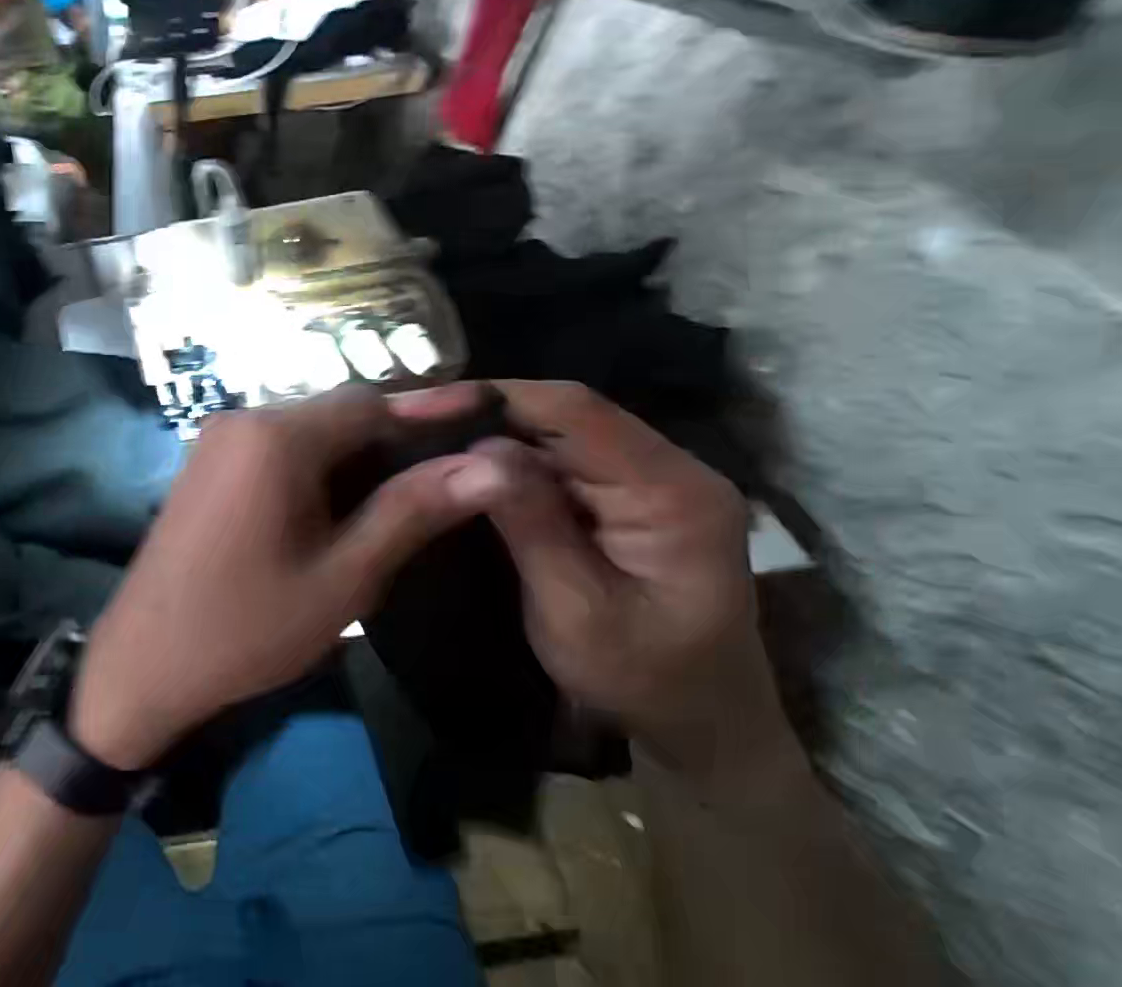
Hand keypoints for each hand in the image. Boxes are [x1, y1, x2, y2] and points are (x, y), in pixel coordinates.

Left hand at [69, 387, 481, 769]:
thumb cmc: (246, 629)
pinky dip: (320, 468)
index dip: (430, 411)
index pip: (371, 403)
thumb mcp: (343, 578)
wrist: (143, 663)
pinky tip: (348, 500)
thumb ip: (411, 513)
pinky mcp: (207, 466)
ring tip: (413, 487)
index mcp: (275, 438)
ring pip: (309, 431)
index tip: (485, 411)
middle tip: (454, 465)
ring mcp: (218, 441)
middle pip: (338, 412)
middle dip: (396, 436)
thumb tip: (490, 468)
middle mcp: (242, 420)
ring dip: (359, 455)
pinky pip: (277, 450)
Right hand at [392, 381, 804, 797]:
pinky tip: (473, 470)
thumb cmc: (643, 680)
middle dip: (493, 415)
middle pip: (571, 417)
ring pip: (564, 436)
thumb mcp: (575, 611)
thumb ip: (532, 526)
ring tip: (434, 440)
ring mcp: (653, 482)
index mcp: (673, 492)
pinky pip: (568, 463)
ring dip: (500, 437)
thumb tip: (477, 449)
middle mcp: (671, 470)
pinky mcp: (632, 499)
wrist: (702, 724)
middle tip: (419, 423)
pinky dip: (517, 464)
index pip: (581, 413)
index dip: (503, 396)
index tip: (432, 401)